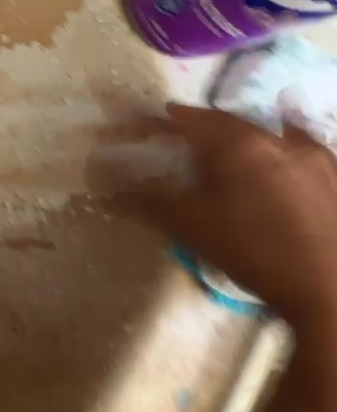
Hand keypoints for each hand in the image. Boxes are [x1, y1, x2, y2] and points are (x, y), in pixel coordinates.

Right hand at [124, 104, 336, 340]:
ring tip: (233, 146)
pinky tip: (282, 161)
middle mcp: (282, 143)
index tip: (143, 126)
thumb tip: (99, 177)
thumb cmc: (251, 249)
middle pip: (234, 123)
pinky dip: (289, 148)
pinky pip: (310, 152)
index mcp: (239, 146)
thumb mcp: (184, 223)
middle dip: (204, 126)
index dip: (163, 120)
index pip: (191, 119)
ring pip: (277, 133)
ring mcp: (321, 162)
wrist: (331, 292)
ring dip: (249, 134)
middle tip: (182, 137)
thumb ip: (140, 195)